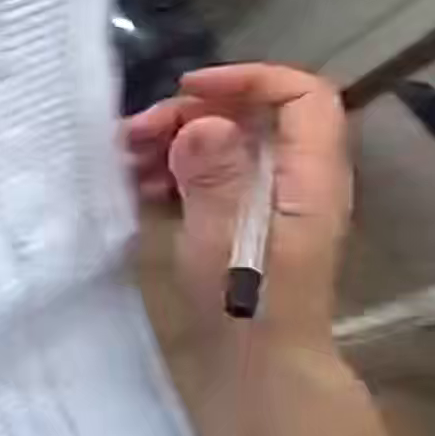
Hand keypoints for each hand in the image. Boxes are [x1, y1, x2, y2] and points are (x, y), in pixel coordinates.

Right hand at [125, 64, 351, 347]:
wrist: (253, 355)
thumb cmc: (244, 300)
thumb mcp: (224, 239)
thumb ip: (217, 180)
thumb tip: (201, 122)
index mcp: (308, 176)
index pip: (301, 98)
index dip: (247, 80)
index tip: (184, 89)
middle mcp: (290, 176)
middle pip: (248, 116)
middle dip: (186, 114)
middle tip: (131, 135)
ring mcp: (260, 195)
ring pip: (220, 142)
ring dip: (169, 140)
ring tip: (126, 162)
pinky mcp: (232, 214)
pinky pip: (202, 171)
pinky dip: (167, 167)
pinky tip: (139, 184)